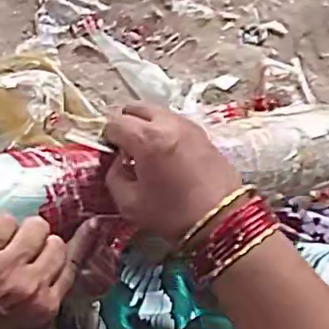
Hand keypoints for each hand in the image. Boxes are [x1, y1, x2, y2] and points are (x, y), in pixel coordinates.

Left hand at [0, 215, 94, 328]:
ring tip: (4, 243)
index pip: (72, 264)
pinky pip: (4, 221)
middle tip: (22, 250)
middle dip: (41, 243)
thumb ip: (42, 299)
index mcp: (45, 306)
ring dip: (21, 231)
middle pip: (55, 243)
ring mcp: (6, 267)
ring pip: (36, 227)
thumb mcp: (23, 326)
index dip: (77, 243)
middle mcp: (32, 286)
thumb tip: (55, 269)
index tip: (87, 227)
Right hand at [103, 103, 243, 242]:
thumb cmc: (173, 215)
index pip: (114, 122)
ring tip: (147, 152)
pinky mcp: (202, 133)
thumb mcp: (130, 204)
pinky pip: (174, 122)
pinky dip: (164, 130)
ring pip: (156, 112)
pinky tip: (166, 155)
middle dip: (125, 124)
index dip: (107, 138)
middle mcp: (167, 123)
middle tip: (126, 148)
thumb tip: (117, 162)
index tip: (111, 154)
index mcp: (146, 139)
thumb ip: (114, 177)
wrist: (221, 221)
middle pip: (135, 108)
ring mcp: (188, 125)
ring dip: (145, 125)